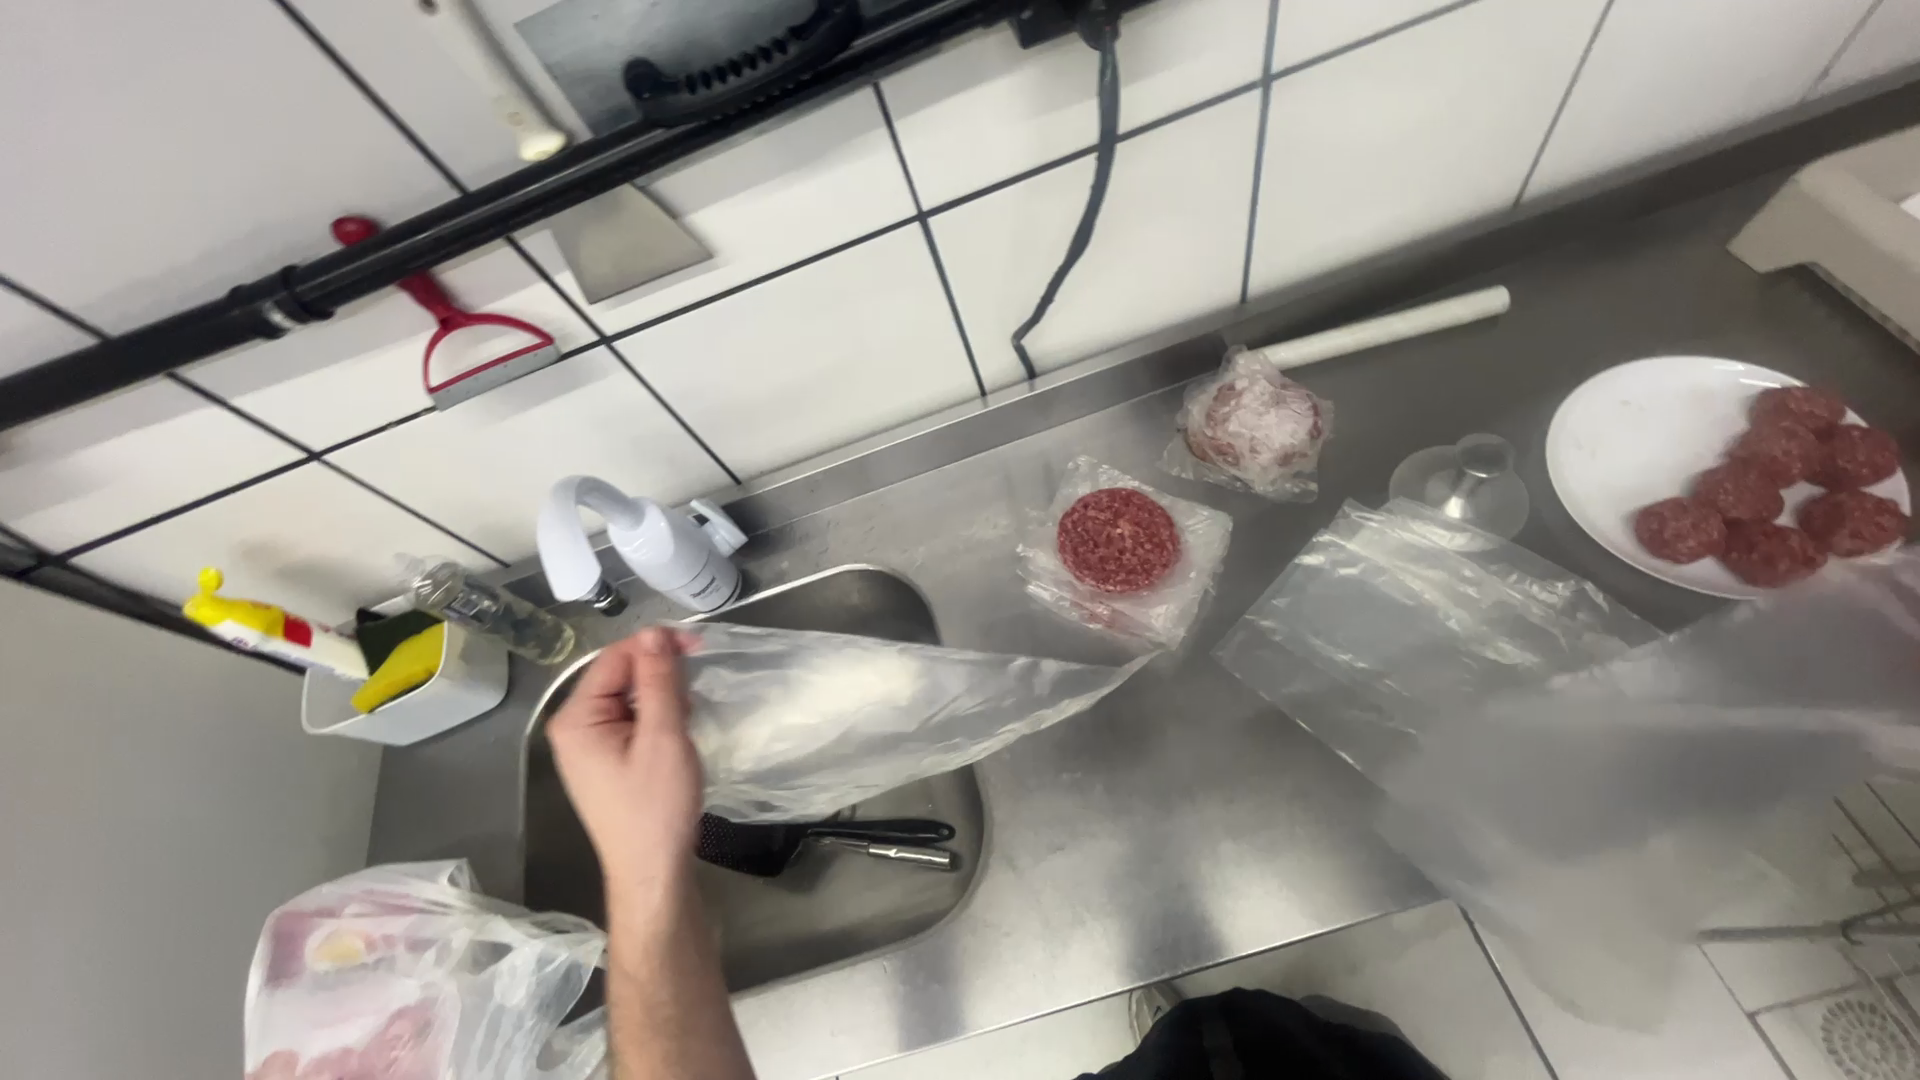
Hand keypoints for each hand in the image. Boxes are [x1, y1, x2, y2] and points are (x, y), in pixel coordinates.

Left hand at [545, 627, 703, 908]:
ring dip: (662, 692)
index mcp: (577, 718)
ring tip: (691, 708)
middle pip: (619, 674)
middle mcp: (574, 726)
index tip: (699, 643)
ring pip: (628, 695)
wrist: (653, 869)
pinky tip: (679, 727)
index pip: (614, 658)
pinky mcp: (606, 758)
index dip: (656, 644)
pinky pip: (630, 717)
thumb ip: (659, 680)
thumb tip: (655, 632)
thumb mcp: (664, 736)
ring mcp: (588, 744)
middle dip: (660, 670)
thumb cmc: (656, 805)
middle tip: (699, 678)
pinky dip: (657, 713)